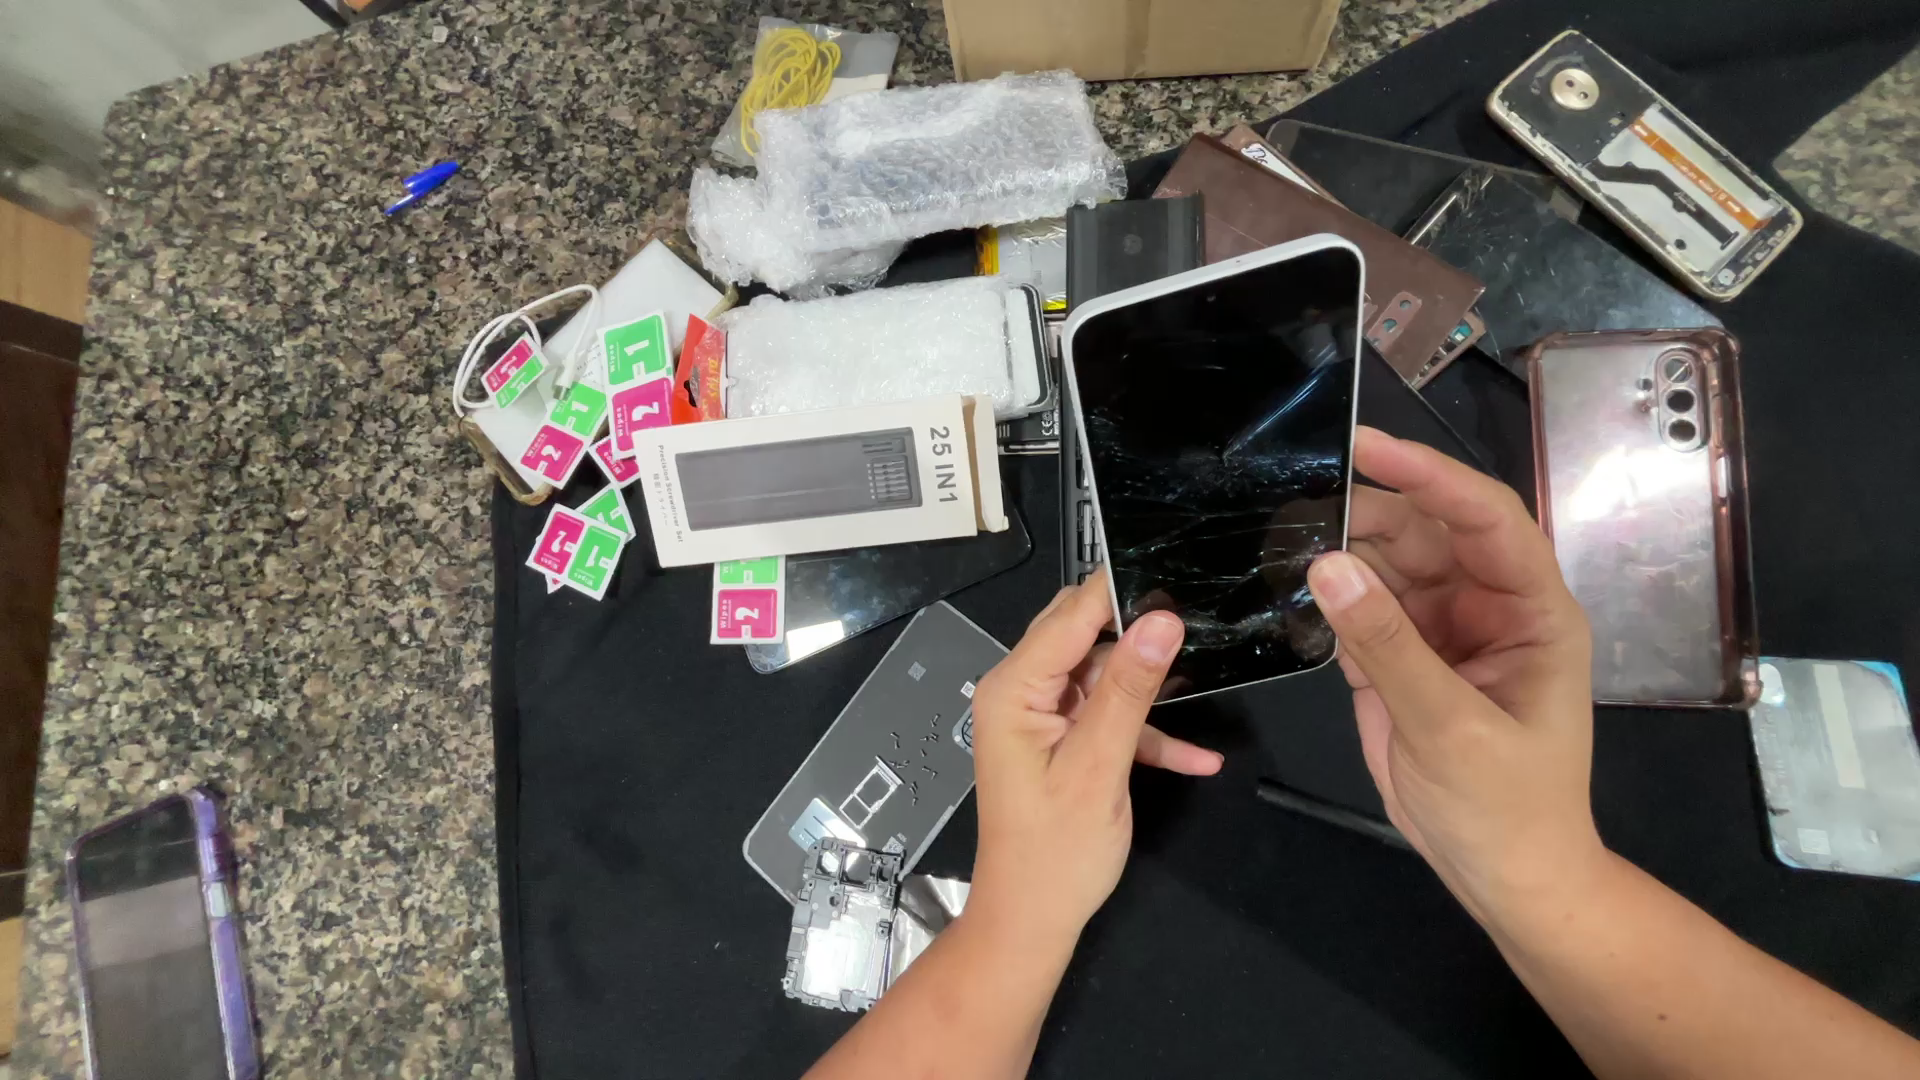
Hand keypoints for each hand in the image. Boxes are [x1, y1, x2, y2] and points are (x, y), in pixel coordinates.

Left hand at [966, 571, 1221, 946]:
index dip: (1116, 591)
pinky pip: (1106, 717)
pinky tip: (1198, 757)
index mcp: (1014, 687)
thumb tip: (1161, 620)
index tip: (1170, 572)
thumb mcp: (1098, 766)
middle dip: (1134, 628)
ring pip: (1099, 674)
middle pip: (1080, 636)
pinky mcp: (1062, 739)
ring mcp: (1042, 715)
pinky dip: (1144, 731)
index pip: (1068, 616)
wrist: (1032, 919)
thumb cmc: (1056, 849)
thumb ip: (1128, 689)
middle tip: (1193, 614)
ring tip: (1201, 669)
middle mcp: (1021, 690)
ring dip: (1145, 683)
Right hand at [1306, 427, 1600, 924]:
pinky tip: (1284, 579)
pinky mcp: (1393, 653)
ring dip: (1337, 547)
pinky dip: (1322, 591)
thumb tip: (1325, 564)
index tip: (1364, 445)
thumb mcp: (1449, 723)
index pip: (1485, 519)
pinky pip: (1355, 604)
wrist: (1494, 868)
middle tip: (1296, 496)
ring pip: (1383, 564)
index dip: (1430, 475)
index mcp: (1529, 610)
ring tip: (1279, 532)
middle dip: (1367, 510)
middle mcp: (1482, 605)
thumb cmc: (1503, 803)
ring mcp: (1433, 628)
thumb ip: (1386, 643)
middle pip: (1424, 532)